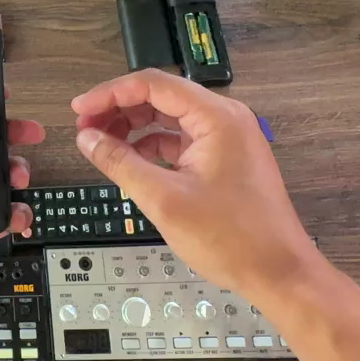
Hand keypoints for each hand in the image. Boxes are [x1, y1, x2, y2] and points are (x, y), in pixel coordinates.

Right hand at [71, 69, 319, 300]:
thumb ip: (119, 162)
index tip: (78, 110)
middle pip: (159, 96)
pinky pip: (180, 138)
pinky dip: (151, 145)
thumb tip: (86, 138)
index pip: (151, 84)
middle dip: (118, 109)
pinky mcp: (225, 157)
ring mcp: (227, 137)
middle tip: (85, 129)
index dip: (109, 94)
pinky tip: (130, 161)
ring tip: (101, 144)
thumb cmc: (230, 238)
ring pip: (168, 116)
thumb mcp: (163, 199)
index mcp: (215, 117)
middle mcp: (224, 118)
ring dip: (132, 126)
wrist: (281, 276)